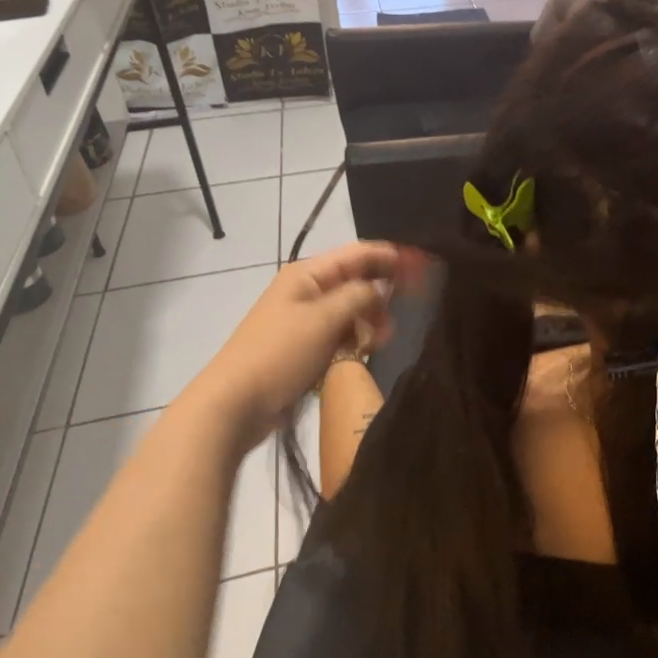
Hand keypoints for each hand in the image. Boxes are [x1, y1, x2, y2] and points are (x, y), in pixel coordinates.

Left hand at [195, 242, 418, 441]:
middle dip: (381, 292)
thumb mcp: (324, 320)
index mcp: (307, 275)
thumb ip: (359, 297)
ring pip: (349, 309)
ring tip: (381, 339)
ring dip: (368, 319)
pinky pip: (338, 333)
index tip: (423, 265)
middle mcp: (306, 290)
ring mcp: (303, 319)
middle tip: (404, 312)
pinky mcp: (303, 346)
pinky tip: (362, 352)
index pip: (358, 253)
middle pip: (354, 280)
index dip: (391, 256)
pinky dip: (353, 338)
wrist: (233, 404)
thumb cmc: (279, 354)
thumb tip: (382, 287)